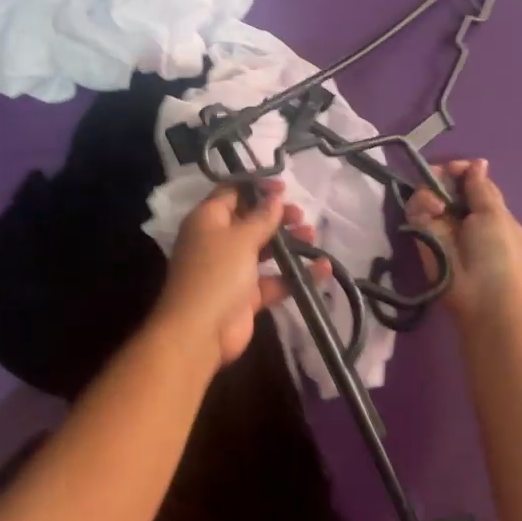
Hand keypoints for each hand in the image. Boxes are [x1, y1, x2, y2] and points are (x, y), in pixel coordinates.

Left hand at [155, 180, 327, 366]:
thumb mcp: (240, 238)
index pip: (231, 192)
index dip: (256, 187)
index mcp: (207, 220)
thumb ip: (261, 217)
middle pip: (250, 220)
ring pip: (264, 249)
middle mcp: (217, 241)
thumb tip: (275, 198)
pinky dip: (295, 275)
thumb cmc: (216, 274)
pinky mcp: (246, 295)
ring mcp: (232, 270)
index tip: (284, 188)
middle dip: (277, 216)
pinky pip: (274, 280)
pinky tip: (322, 268)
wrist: (199, 333)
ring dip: (289, 242)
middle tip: (301, 215)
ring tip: (312, 236)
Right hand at [405, 159, 521, 324]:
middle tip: (441, 177)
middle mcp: (462, 216)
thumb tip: (479, 163)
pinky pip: (415, 211)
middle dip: (442, 177)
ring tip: (437, 204)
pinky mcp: (422, 237)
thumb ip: (481, 187)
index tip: (458, 169)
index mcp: (487, 210)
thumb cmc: (499, 253)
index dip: (462, 171)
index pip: (470, 182)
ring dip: (430, 192)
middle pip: (446, 185)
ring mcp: (441, 226)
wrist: (483, 298)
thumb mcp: (495, 214)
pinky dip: (420, 205)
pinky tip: (432, 211)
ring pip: (427, 196)